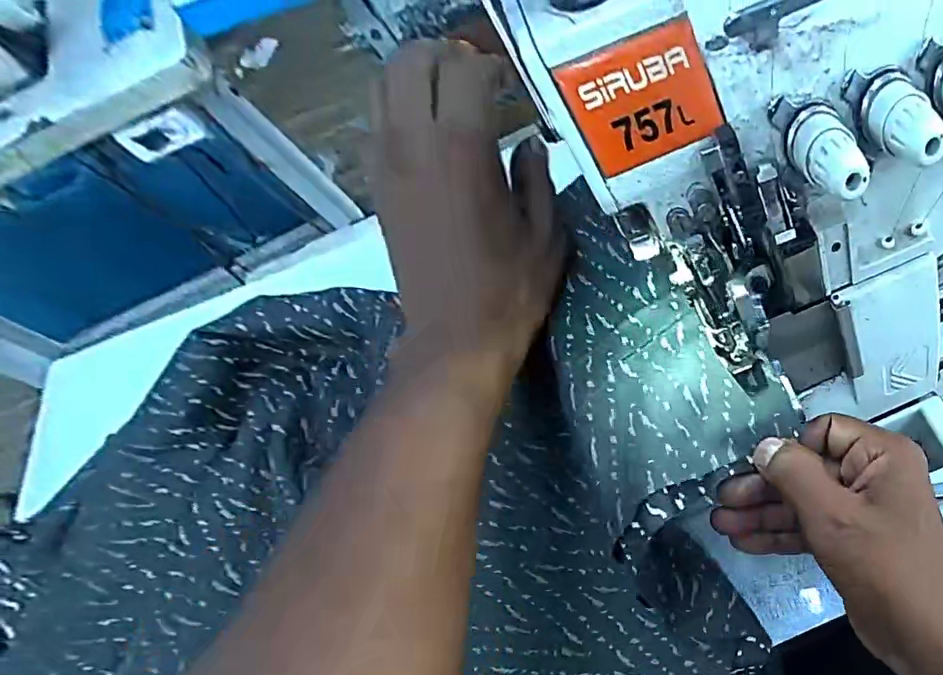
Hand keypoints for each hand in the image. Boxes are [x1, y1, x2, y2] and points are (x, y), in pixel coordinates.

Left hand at [371, 40, 565, 383]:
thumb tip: (532, 145)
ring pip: (384, 82)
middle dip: (446, 55)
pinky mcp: (376, 179)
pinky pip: (377, 118)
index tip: (515, 78)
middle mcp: (413, 140)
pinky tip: (429, 127)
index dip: (492, 67)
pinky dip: (400, 106)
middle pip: (412, 61)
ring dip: (416, 74)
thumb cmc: (513, 291)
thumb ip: (538, 182)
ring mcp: (386, 158)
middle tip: (480, 71)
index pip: (467, 74)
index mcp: (463, 151)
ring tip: (452, 89)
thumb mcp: (547, 238)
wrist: (456, 332)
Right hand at [711, 415, 942, 674]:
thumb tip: (767, 446)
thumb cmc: (887, 569)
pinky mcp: (857, 542)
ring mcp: (867, 512)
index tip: (752, 469)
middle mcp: (878, 477)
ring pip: (809, 502)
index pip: (825, 432)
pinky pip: (815, 528)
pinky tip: (748, 541)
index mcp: (885, 456)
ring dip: (767, 513)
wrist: (921, 631)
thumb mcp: (833, 515)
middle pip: (811, 469)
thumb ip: (794, 474)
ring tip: (724, 522)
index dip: (789, 449)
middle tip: (724, 499)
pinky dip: (784, 534)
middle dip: (766, 486)